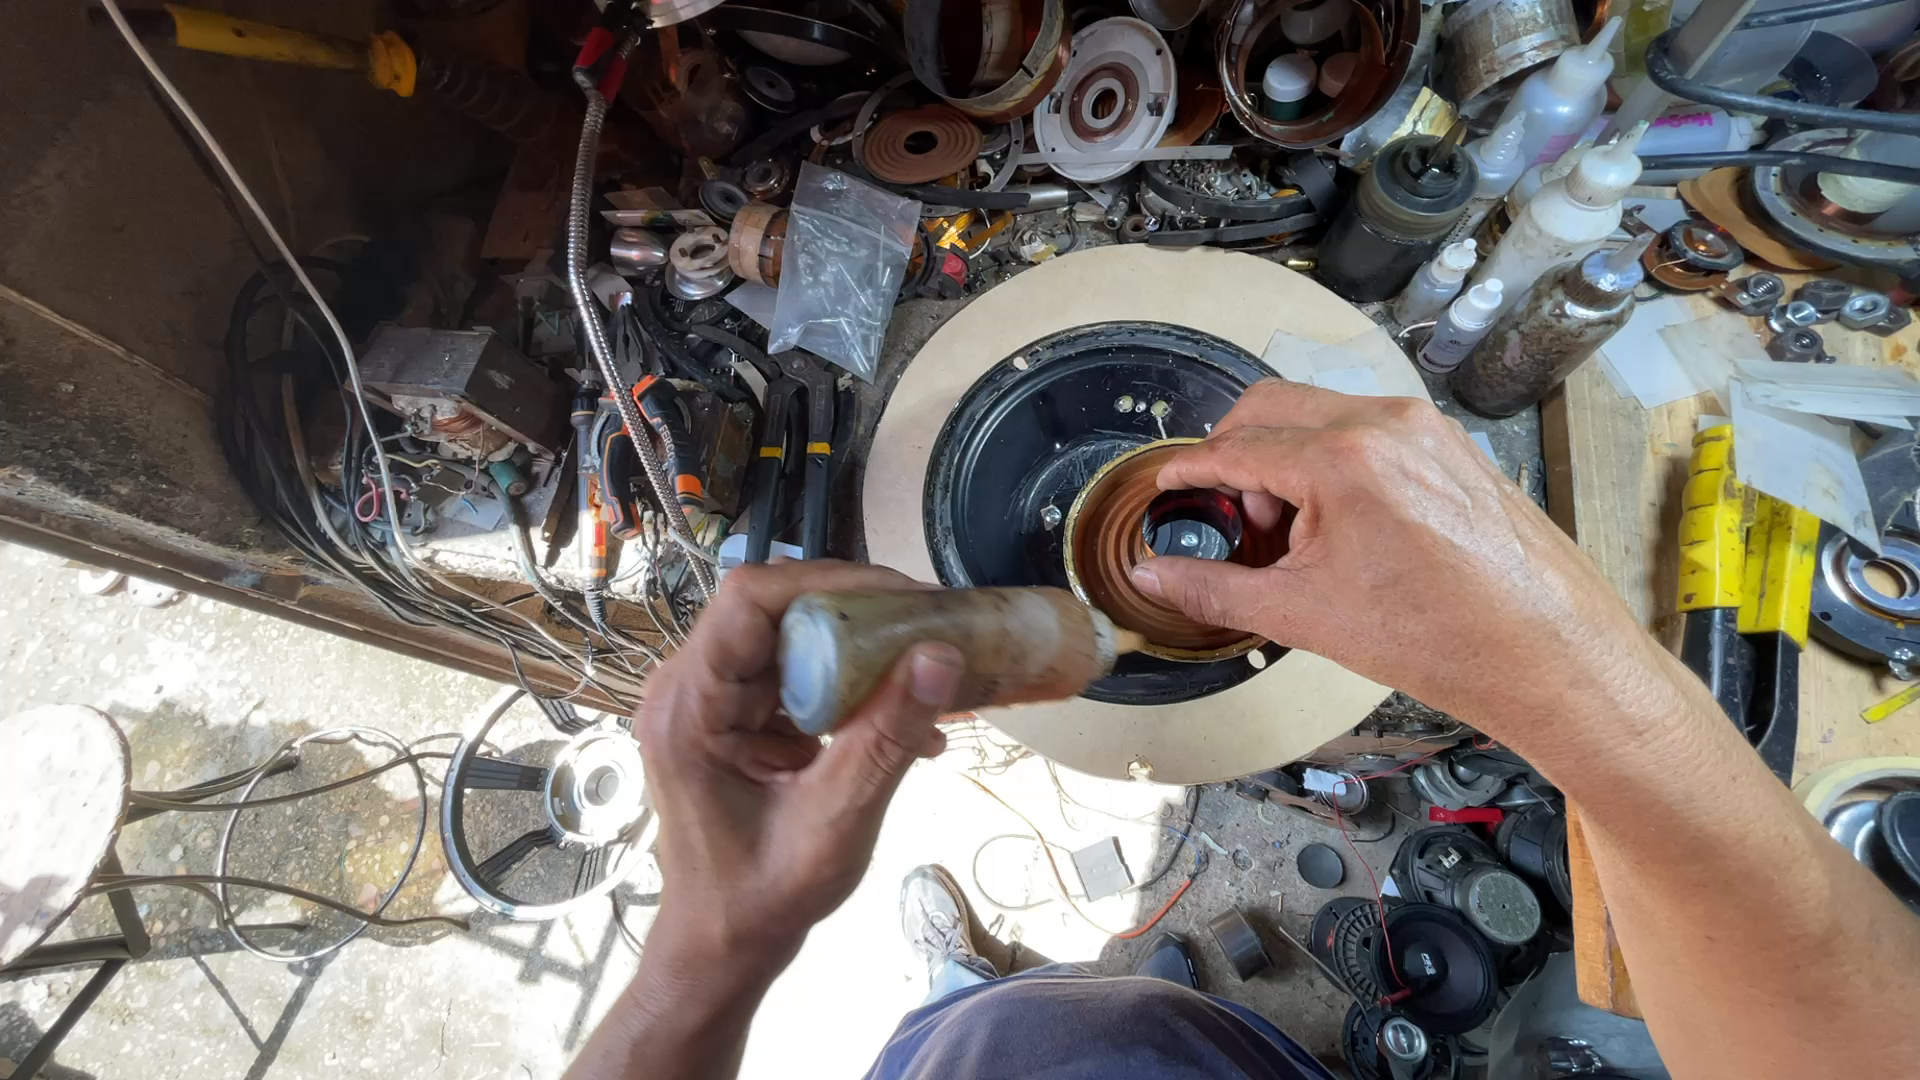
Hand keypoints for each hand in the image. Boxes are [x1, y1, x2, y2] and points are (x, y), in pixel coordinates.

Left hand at [633, 560, 962, 967]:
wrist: (725, 942)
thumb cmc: (763, 897)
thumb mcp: (836, 824)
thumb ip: (887, 738)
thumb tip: (942, 655)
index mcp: (690, 707)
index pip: (749, 601)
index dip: (829, 582)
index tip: (904, 599)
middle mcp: (690, 686)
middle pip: (775, 606)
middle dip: (858, 609)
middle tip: (927, 624)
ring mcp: (712, 695)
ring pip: (792, 630)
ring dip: (861, 642)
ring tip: (924, 662)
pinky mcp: (737, 709)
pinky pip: (798, 666)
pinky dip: (852, 677)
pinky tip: (900, 713)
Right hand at [1129, 380, 1651, 729]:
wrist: (1549, 656)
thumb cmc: (1435, 637)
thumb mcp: (1298, 614)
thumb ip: (1209, 587)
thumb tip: (1151, 573)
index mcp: (1341, 460)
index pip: (1235, 448)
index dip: (1190, 470)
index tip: (1168, 485)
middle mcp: (1383, 424)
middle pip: (1268, 405)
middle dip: (1231, 451)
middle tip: (1229, 509)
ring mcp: (1422, 427)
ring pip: (1314, 410)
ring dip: (1279, 454)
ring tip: (1288, 527)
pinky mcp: (1445, 443)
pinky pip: (1359, 425)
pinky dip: (1324, 456)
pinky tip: (1333, 518)